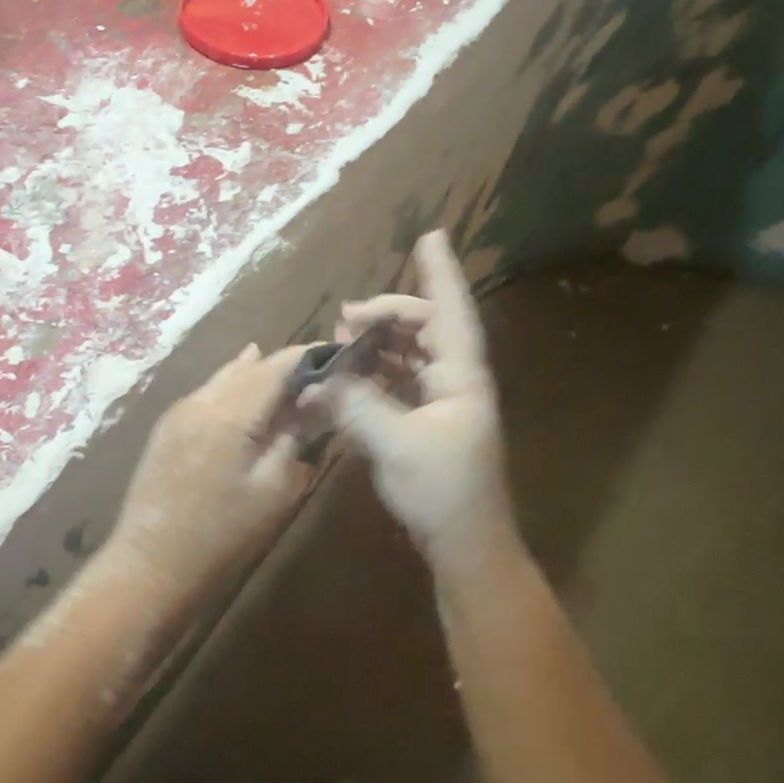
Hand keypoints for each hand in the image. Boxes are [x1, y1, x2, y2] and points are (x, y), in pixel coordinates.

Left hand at [104, 344, 310, 595]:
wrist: (151, 562)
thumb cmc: (221, 534)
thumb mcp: (274, 491)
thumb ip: (295, 440)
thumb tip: (314, 405)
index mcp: (230, 412)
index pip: (277, 366)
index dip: (310, 356)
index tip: (339, 356)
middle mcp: (201, 400)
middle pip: (250, 367)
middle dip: (286, 367)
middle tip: (321, 377)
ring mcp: (179, 411)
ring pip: (226, 377)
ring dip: (259, 375)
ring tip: (291, 380)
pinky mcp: (168, 427)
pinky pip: (208, 393)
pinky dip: (234, 388)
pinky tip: (247, 392)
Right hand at [309, 231, 514, 568]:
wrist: (466, 546)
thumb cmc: (443, 491)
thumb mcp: (395, 444)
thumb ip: (354, 406)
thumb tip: (317, 379)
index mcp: (461, 376)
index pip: (450, 311)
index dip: (440, 272)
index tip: (431, 235)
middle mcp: (455, 381)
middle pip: (424, 329)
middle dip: (386, 314)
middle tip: (345, 316)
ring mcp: (443, 404)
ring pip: (410, 356)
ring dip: (378, 343)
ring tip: (342, 339)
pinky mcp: (427, 426)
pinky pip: (399, 384)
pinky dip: (374, 375)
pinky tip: (348, 378)